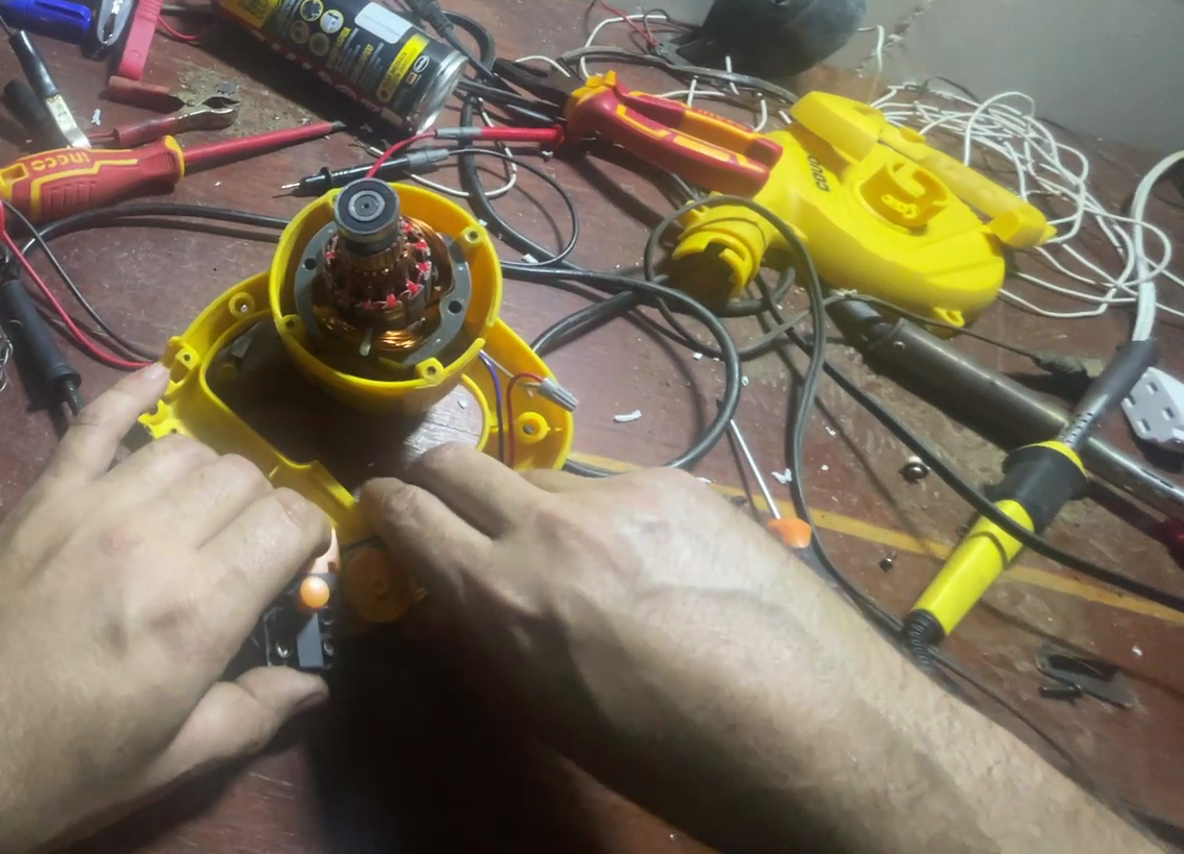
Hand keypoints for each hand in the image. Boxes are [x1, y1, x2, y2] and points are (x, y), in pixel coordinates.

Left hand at [0, 364, 331, 852]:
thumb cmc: (47, 769)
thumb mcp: (162, 764)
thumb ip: (250, 715)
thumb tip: (315, 684)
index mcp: (194, 614)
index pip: (288, 522)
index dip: (311, 534)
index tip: (302, 562)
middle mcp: (153, 540)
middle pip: (243, 476)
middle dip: (264, 508)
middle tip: (249, 550)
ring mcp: (92, 505)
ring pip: (186, 449)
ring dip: (211, 474)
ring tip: (203, 512)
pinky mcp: (44, 493)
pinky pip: (97, 422)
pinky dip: (130, 391)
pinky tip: (156, 376)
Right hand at [359, 447, 945, 849]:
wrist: (833, 740)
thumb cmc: (667, 754)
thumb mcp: (544, 710)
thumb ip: (476, 634)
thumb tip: (432, 593)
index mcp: (502, 594)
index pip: (404, 510)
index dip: (380, 501)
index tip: (380, 505)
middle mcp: (544, 527)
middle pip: (451, 459)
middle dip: (431, 477)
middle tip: (446, 506)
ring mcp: (612, 494)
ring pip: (533, 475)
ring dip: (528, 506)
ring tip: (581, 558)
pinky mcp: (672, 480)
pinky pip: (605, 486)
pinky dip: (601, 516)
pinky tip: (651, 560)